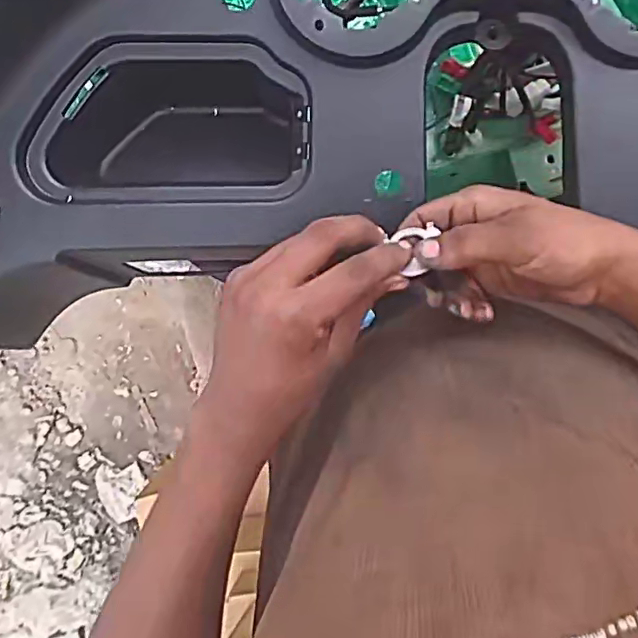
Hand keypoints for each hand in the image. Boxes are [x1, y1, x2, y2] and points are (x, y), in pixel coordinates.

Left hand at [193, 216, 411, 464]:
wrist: (236, 409)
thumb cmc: (286, 394)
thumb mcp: (336, 352)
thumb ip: (363, 304)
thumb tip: (391, 274)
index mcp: (294, 315)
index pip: (351, 270)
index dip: (384, 257)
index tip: (402, 252)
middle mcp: (266, 288)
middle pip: (322, 233)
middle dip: (358, 228)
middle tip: (380, 238)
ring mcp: (247, 278)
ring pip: (301, 235)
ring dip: (333, 235)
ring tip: (357, 248)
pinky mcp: (238, 276)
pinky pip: (281, 248)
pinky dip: (307, 249)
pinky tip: (323, 262)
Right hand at [403, 186, 637, 319]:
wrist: (602, 271)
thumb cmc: (569, 240)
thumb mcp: (512, 238)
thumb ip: (465, 243)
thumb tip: (424, 250)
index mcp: (473, 204)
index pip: (423, 217)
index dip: (409, 242)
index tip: (406, 268)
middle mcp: (472, 227)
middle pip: (428, 250)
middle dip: (430, 276)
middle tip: (441, 294)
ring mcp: (481, 253)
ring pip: (443, 274)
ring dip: (450, 294)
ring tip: (469, 306)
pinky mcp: (491, 277)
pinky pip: (463, 291)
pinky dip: (466, 304)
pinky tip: (481, 311)